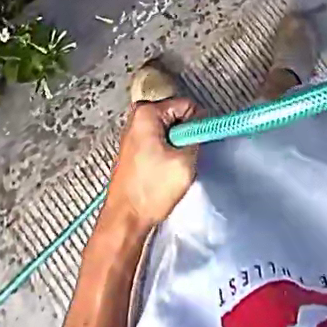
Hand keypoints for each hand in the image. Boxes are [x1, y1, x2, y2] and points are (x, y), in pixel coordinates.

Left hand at [105, 97, 199, 230]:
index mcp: (146, 112)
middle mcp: (136, 116)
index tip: (196, 145)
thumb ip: (197, 136)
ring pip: (168, 129)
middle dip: (184, 135)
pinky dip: (165, 151)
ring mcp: (132, 131)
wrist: (124, 220)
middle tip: (183, 157)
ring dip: (175, 145)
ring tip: (172, 166)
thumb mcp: (185, 161)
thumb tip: (201, 125)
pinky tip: (162, 170)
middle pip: (176, 115)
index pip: (187, 105)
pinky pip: (158, 139)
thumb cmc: (151, 190)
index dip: (196, 124)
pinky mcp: (132, 147)